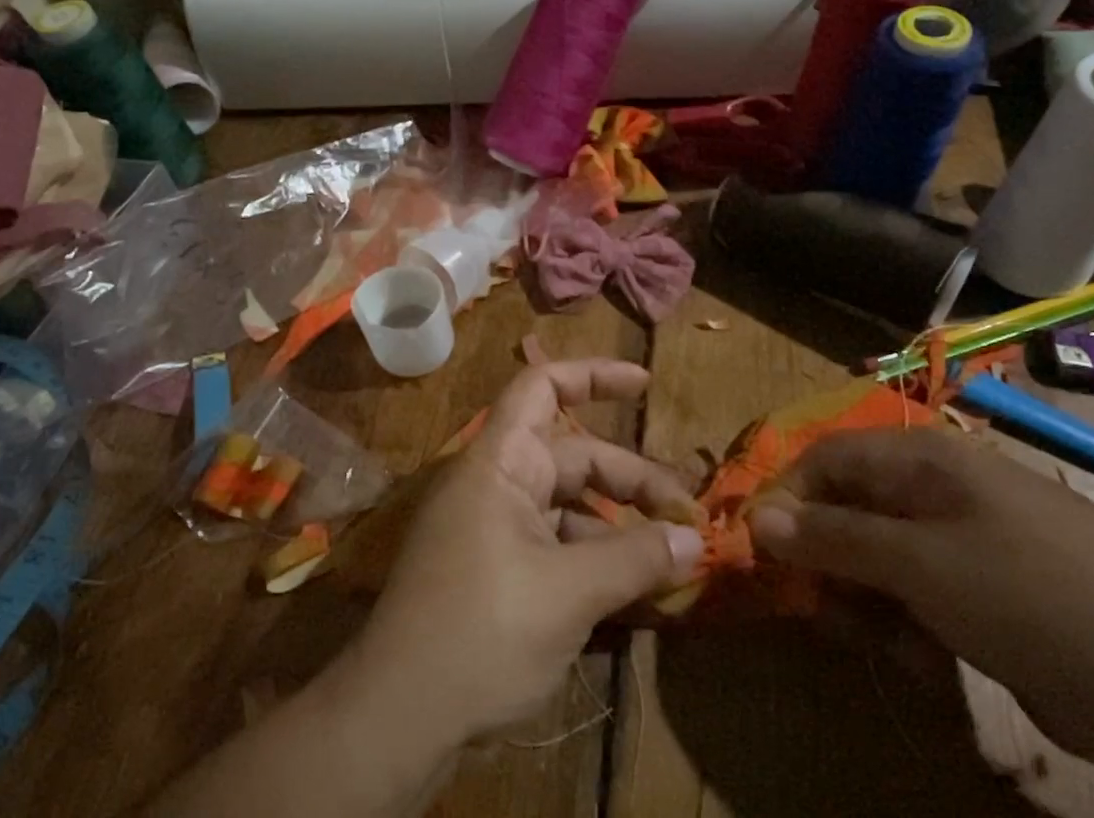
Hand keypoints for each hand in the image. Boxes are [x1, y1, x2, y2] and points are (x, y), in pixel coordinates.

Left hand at [347, 359, 704, 743]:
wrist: (400, 716)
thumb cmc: (482, 634)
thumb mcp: (570, 594)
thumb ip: (636, 559)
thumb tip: (694, 538)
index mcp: (498, 466)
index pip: (541, 389)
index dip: (593, 377)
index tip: (646, 387)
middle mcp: (493, 487)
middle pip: (574, 458)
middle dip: (633, 482)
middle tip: (689, 519)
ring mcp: (491, 532)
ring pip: (568, 509)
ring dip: (618, 530)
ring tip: (672, 563)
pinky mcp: (494, 574)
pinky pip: (553, 549)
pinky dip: (593, 563)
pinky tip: (634, 597)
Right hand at [748, 429, 1093, 775]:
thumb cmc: (1039, 601)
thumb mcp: (923, 565)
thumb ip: (834, 538)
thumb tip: (758, 516)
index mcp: (930, 463)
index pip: (827, 457)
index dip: (787, 498)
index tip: (759, 553)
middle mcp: (942, 496)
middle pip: (847, 514)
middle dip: (828, 566)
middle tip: (826, 614)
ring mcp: (966, 548)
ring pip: (875, 565)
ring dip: (867, 608)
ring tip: (894, 647)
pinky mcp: (984, 598)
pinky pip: (915, 603)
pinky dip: (908, 633)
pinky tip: (931, 665)